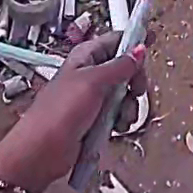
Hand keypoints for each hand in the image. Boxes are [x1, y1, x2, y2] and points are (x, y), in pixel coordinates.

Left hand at [0, 32, 145, 192]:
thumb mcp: (93, 83)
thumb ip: (120, 67)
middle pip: (125, 68)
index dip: (133, 39)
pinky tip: (116, 127)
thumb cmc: (59, 112)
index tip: (151, 38)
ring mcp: (93, 97)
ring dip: (128, 105)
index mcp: (86, 56)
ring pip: (124, 93)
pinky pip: (118, 114)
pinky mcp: (95, 119)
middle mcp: (90, 74)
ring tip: (120, 115)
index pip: (115, 40)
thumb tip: (139, 50)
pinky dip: (121, 120)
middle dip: (134, 80)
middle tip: (135, 90)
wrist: (41, 153)